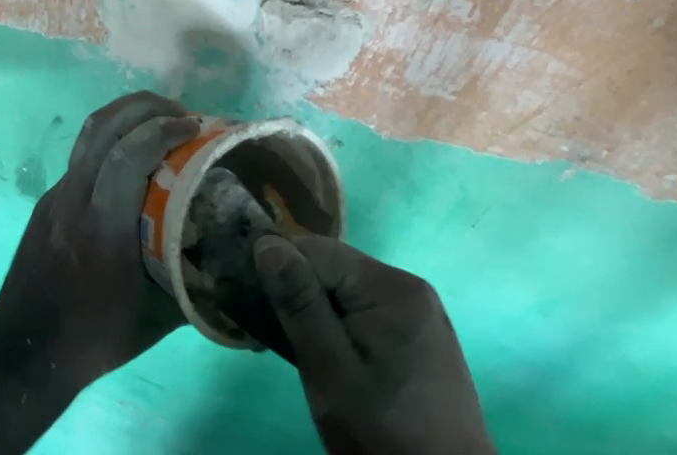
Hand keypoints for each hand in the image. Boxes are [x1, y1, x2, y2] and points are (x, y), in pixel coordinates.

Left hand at [0, 91, 200, 383]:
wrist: (26, 348)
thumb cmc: (95, 336)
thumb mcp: (157, 317)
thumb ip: (194, 280)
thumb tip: (237, 261)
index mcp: (102, 227)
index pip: (125, 156)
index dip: (161, 130)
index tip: (195, 127)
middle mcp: (74, 199)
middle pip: (103, 128)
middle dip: (145, 107)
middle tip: (183, 114)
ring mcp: (56, 196)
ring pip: (88, 135)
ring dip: (126, 116)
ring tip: (161, 120)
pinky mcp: (47, 200)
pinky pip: (82, 156)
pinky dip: (111, 141)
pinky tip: (133, 158)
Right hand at [255, 235, 494, 454]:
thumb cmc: (384, 436)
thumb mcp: (329, 371)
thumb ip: (298, 304)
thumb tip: (265, 242)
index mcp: (390, 287)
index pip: (314, 250)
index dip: (281, 274)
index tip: (258, 310)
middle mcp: (409, 286)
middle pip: (331, 267)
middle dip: (299, 295)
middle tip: (279, 342)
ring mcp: (418, 311)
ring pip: (345, 290)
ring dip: (317, 314)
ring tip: (305, 356)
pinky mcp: (418, 335)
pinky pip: (365, 311)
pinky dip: (340, 327)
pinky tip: (333, 361)